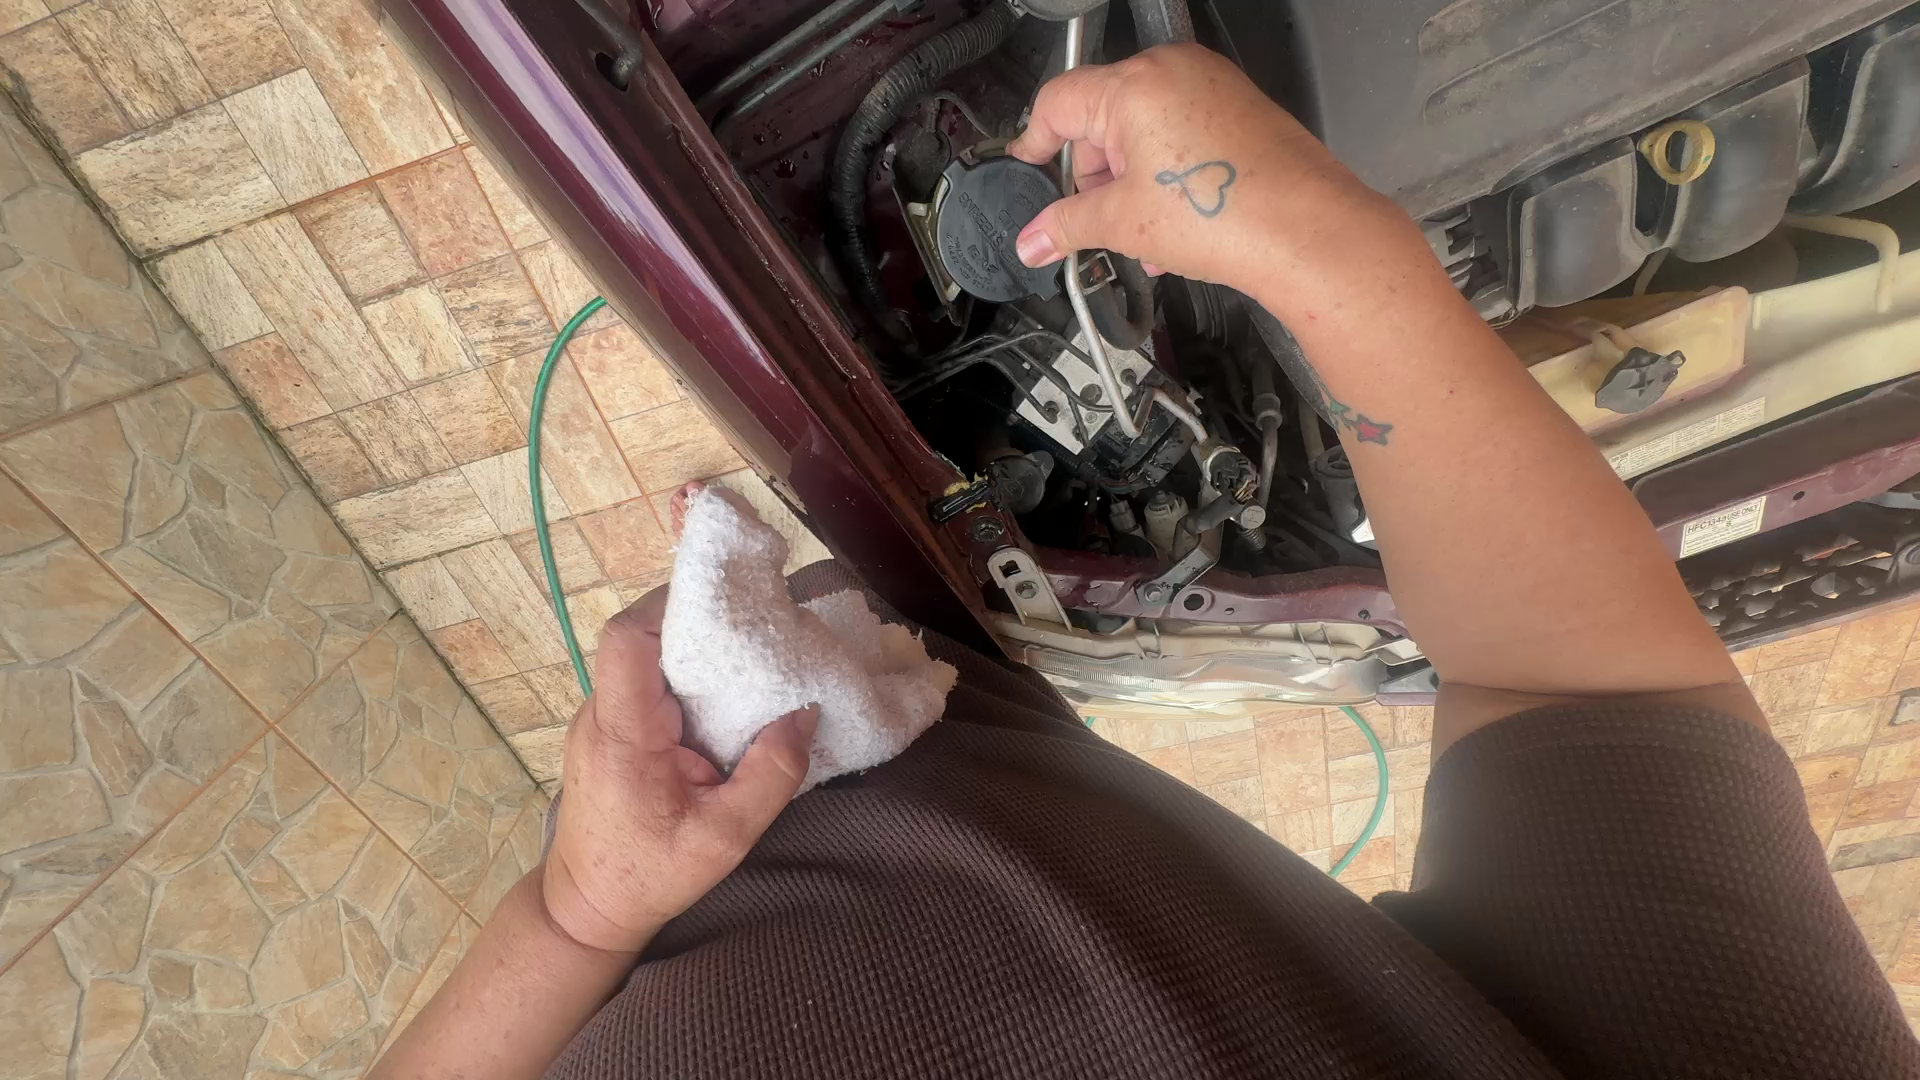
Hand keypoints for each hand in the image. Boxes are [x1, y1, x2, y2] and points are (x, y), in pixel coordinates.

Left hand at [541, 586, 817, 953]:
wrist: (586, 909)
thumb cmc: (650, 875)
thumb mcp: (725, 838)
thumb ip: (771, 776)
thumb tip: (805, 713)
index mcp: (624, 733)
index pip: (627, 640)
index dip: (670, 605)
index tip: (727, 599)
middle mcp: (605, 714)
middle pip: (643, 638)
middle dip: (699, 621)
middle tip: (757, 623)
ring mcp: (605, 719)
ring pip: (648, 658)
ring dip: (696, 648)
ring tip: (751, 652)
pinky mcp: (615, 729)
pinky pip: (651, 682)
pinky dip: (689, 675)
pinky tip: (728, 691)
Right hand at [1008, 45, 1404, 294]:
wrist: (1302, 230)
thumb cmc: (1223, 212)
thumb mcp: (1121, 223)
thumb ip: (1065, 226)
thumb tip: (1033, 239)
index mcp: (1135, 85)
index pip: (1059, 102)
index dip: (1034, 142)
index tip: (1028, 169)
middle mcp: (1173, 72)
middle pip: (1101, 121)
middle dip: (1093, 178)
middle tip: (1098, 222)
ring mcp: (1208, 89)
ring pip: (1140, 137)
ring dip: (1128, 189)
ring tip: (1141, 237)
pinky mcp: (1233, 113)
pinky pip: (1176, 141)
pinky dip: (1161, 181)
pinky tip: (1168, 230)